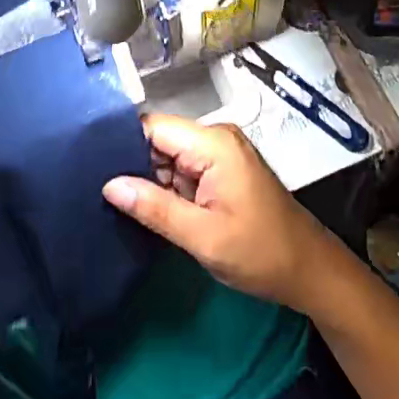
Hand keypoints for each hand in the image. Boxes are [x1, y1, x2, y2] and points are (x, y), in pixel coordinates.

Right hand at [102, 113, 351, 313]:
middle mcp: (215, 138)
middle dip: (132, 164)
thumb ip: (155, 208)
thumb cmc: (261, 253)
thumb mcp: (203, 237)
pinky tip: (145, 206)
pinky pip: (182, 170)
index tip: (90, 165)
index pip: (153, 127)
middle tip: (97, 191)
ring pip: (168, 156)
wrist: (309, 271)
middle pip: (159, 140)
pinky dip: (166, 188)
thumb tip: (109, 185)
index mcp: (213, 144)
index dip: (122, 144)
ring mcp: (219, 154)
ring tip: (114, 200)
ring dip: (148, 179)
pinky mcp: (221, 170)